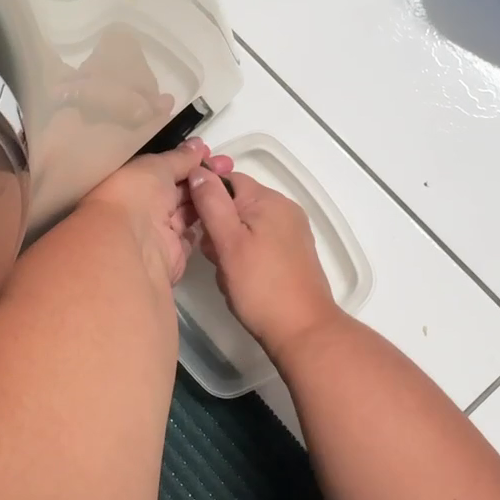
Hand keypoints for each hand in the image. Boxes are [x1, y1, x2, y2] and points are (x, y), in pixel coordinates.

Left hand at [81, 137, 233, 287]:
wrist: (133, 246)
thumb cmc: (137, 195)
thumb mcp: (157, 166)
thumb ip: (179, 158)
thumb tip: (197, 145)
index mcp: (133, 182)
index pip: (164, 168)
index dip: (186, 160)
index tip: (210, 152)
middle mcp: (144, 205)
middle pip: (178, 188)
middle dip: (203, 176)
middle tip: (229, 164)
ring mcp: (160, 230)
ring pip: (188, 209)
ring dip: (208, 197)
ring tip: (233, 182)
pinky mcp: (175, 252)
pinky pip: (194, 233)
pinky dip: (208, 222)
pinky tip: (226, 207)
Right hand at [187, 167, 342, 356]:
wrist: (303, 331)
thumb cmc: (260, 286)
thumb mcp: (228, 242)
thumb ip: (211, 203)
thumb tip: (198, 168)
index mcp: (268, 199)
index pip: (227, 180)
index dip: (206, 198)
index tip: (196, 226)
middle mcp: (284, 208)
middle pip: (236, 204)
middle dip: (218, 228)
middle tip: (215, 257)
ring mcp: (292, 231)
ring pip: (246, 226)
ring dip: (230, 246)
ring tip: (229, 274)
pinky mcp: (295, 252)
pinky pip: (260, 242)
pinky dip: (246, 256)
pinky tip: (243, 279)